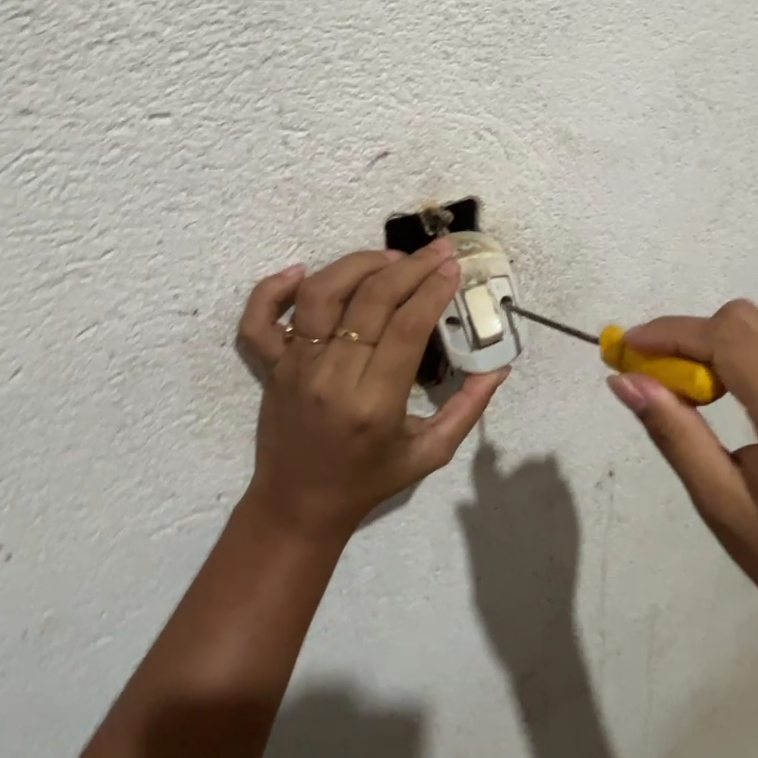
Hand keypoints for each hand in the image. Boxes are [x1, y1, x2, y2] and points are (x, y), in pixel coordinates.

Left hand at [235, 242, 508, 540]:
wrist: (299, 506)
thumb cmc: (370, 480)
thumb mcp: (430, 454)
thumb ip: (467, 409)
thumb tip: (500, 365)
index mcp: (375, 404)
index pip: (406, 327)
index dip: (432, 291)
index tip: (453, 268)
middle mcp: (331, 379)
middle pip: (369, 301)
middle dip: (408, 267)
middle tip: (435, 252)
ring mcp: (295, 368)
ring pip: (320, 295)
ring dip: (356, 265)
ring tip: (389, 258)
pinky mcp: (270, 367)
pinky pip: (258, 321)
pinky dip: (272, 289)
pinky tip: (301, 272)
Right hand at [606, 301, 757, 646]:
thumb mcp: (719, 501)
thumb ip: (673, 431)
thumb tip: (624, 381)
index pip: (729, 339)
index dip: (671, 334)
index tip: (624, 350)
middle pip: (746, 321)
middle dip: (688, 336)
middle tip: (650, 373)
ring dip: (712, 344)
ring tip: (677, 386)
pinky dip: (739, 356)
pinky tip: (718, 392)